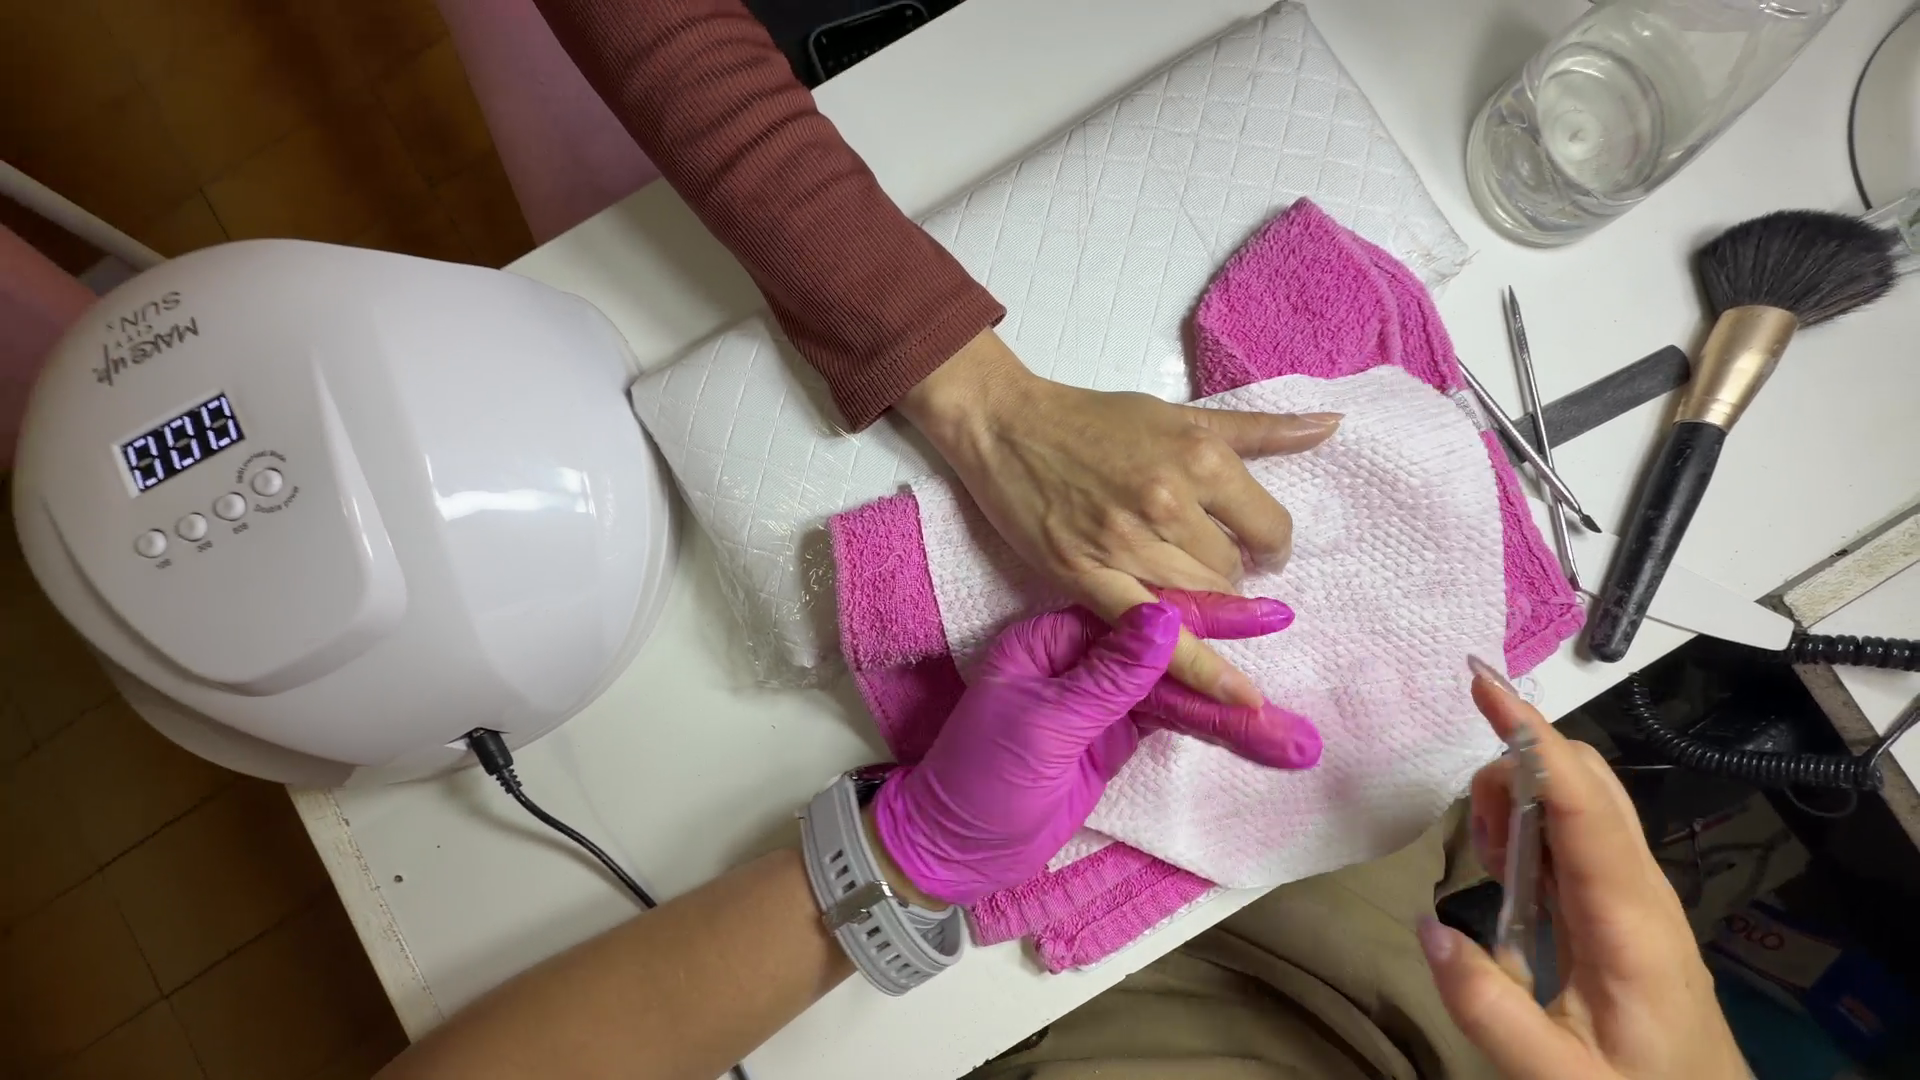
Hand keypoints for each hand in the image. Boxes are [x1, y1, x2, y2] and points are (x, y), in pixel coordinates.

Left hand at [872, 596, 1319, 905]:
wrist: (957, 846)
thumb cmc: (984, 777)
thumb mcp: (1046, 724)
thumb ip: (1109, 675)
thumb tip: (1167, 617)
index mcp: (1053, 638)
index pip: (1136, 616)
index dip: (1201, 616)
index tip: (1265, 612)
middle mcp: (1081, 657)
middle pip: (1166, 654)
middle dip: (1229, 670)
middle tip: (1294, 664)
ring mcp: (1101, 698)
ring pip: (1176, 693)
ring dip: (1231, 713)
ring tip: (1293, 734)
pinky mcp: (1114, 733)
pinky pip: (1170, 722)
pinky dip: (1211, 730)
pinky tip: (1257, 735)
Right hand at [898, 330, 1338, 708]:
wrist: (1008, 427)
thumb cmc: (1091, 418)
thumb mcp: (1179, 415)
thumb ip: (1258, 429)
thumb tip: (1330, 427)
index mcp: (1201, 459)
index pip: (1269, 529)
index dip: (1266, 543)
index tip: (1248, 543)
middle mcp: (1172, 504)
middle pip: (1232, 572)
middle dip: (1223, 570)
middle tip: (1191, 555)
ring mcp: (1129, 545)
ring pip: (1200, 601)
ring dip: (1196, 599)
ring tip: (1166, 578)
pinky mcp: (1088, 577)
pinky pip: (1155, 632)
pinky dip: (1200, 667)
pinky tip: (1241, 695)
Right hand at [1418, 661, 1748, 1079]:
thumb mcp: (1559, 1077)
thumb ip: (1488, 1008)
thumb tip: (1424, 923)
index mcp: (1630, 919)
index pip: (1581, 801)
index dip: (1530, 734)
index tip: (1481, 682)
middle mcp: (1638, 888)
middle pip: (1585, 777)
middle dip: (1515, 769)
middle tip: (1478, 837)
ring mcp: (1631, 890)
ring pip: (1574, 795)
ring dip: (1514, 802)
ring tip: (1489, 868)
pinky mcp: (1617, 899)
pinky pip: (1568, 827)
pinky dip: (1522, 824)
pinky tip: (1506, 874)